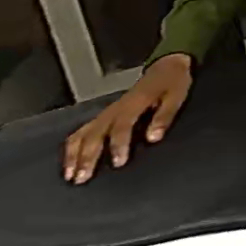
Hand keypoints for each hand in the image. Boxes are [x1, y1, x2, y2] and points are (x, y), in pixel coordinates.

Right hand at [61, 53, 192, 183]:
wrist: (166, 66)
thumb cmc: (173, 82)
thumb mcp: (177, 95)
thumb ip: (165, 116)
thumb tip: (153, 139)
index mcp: (134, 103)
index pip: (122, 127)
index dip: (119, 145)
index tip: (118, 163)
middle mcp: (115, 109)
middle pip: (96, 133)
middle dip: (87, 156)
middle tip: (82, 178)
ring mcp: (107, 111)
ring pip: (83, 134)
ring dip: (74, 155)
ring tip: (69, 175)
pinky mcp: (104, 114)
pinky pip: (81, 130)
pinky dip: (72, 147)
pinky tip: (69, 161)